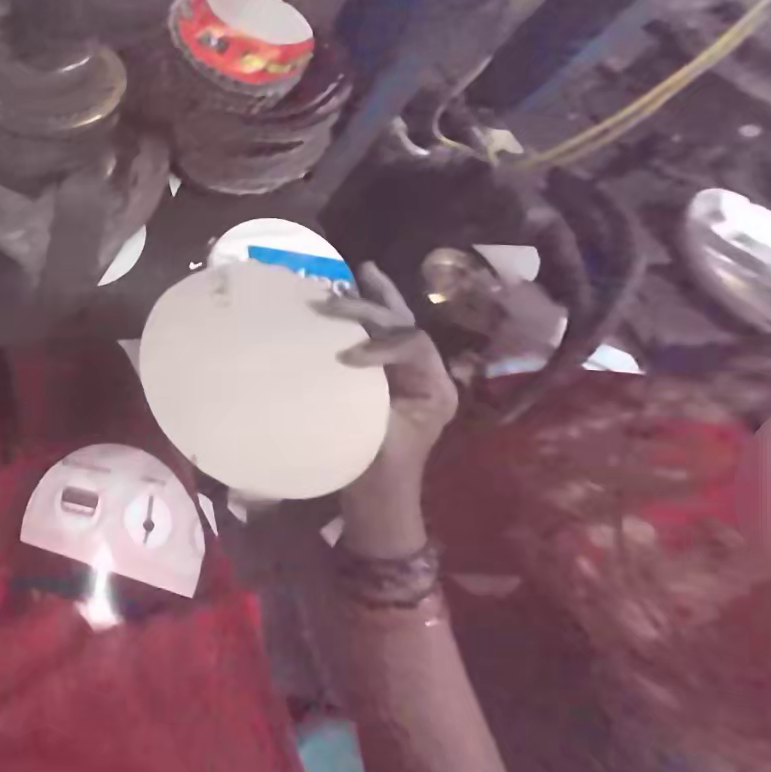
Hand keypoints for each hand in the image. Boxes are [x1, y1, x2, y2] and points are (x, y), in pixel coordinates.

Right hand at [322, 262, 458, 557]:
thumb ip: (367, 396)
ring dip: (375, 300)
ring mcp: (406, 376)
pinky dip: (363, 320)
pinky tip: (348, 299)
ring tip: (361, 272)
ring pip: (397, 326)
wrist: (377, 500)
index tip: (345, 359)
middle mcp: (427, 375)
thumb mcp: (377, 434)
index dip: (380, 344)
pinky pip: (377, 340)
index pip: (414, 344)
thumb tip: (340, 361)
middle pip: (406, 326)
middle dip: (374, 307)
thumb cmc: (377, 473)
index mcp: (434, 389)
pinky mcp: (384, 379)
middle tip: (336, 295)